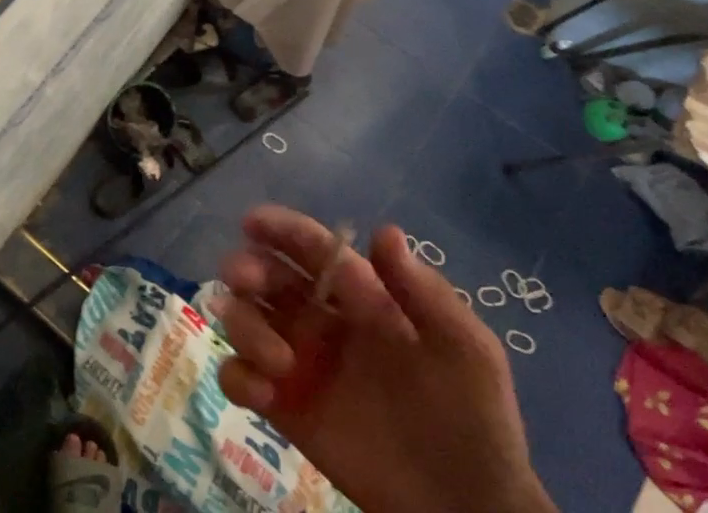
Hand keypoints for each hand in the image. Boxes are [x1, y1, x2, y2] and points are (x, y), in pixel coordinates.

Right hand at [215, 205, 554, 512]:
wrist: (464, 500)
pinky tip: (264, 395)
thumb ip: (421, 291)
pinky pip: (235, 376)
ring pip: (240, 319)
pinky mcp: (279, 406)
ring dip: (244, 325)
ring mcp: (295, 362)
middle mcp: (318, 319)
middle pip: (262, 275)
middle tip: (246, 281)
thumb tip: (384, 230)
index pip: (311, 249)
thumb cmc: (472, 414)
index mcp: (359, 297)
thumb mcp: (464, 347)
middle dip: (246, 267)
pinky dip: (237, 376)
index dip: (280, 228)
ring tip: (280, 362)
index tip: (251, 223)